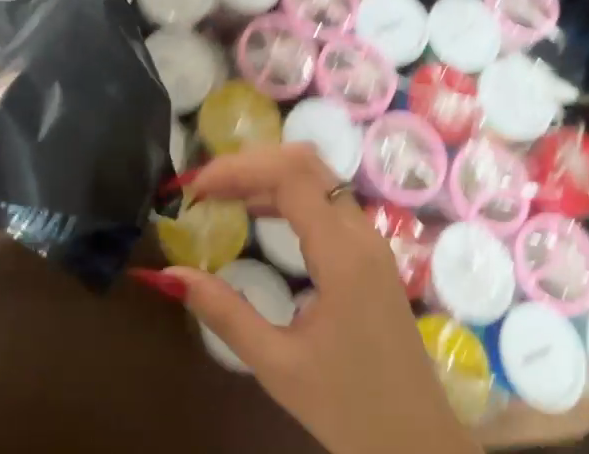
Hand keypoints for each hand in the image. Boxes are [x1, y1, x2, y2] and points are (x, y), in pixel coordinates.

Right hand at [150, 145, 475, 453]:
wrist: (418, 444)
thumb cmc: (350, 408)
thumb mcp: (278, 365)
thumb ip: (224, 314)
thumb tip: (170, 274)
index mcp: (342, 256)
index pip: (289, 176)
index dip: (237, 169)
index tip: (196, 189)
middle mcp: (361, 235)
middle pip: (305, 163)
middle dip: (249, 163)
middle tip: (204, 186)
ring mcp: (371, 243)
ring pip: (318, 177)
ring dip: (267, 175)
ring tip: (220, 195)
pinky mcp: (371, 256)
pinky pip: (327, 202)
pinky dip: (287, 195)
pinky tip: (256, 216)